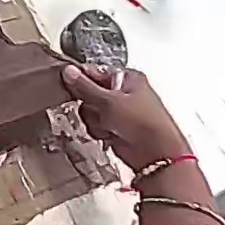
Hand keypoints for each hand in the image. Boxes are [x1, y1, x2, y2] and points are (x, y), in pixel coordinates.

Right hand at [61, 64, 191, 170]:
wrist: (155, 152)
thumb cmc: (144, 122)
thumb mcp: (109, 100)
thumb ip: (85, 87)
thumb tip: (69, 72)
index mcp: (126, 78)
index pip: (95, 72)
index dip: (82, 79)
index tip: (71, 84)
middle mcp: (123, 94)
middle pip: (89, 95)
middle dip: (91, 106)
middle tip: (100, 110)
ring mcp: (118, 113)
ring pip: (90, 113)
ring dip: (95, 121)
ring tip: (109, 125)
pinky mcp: (114, 129)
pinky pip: (95, 127)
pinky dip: (99, 132)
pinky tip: (110, 134)